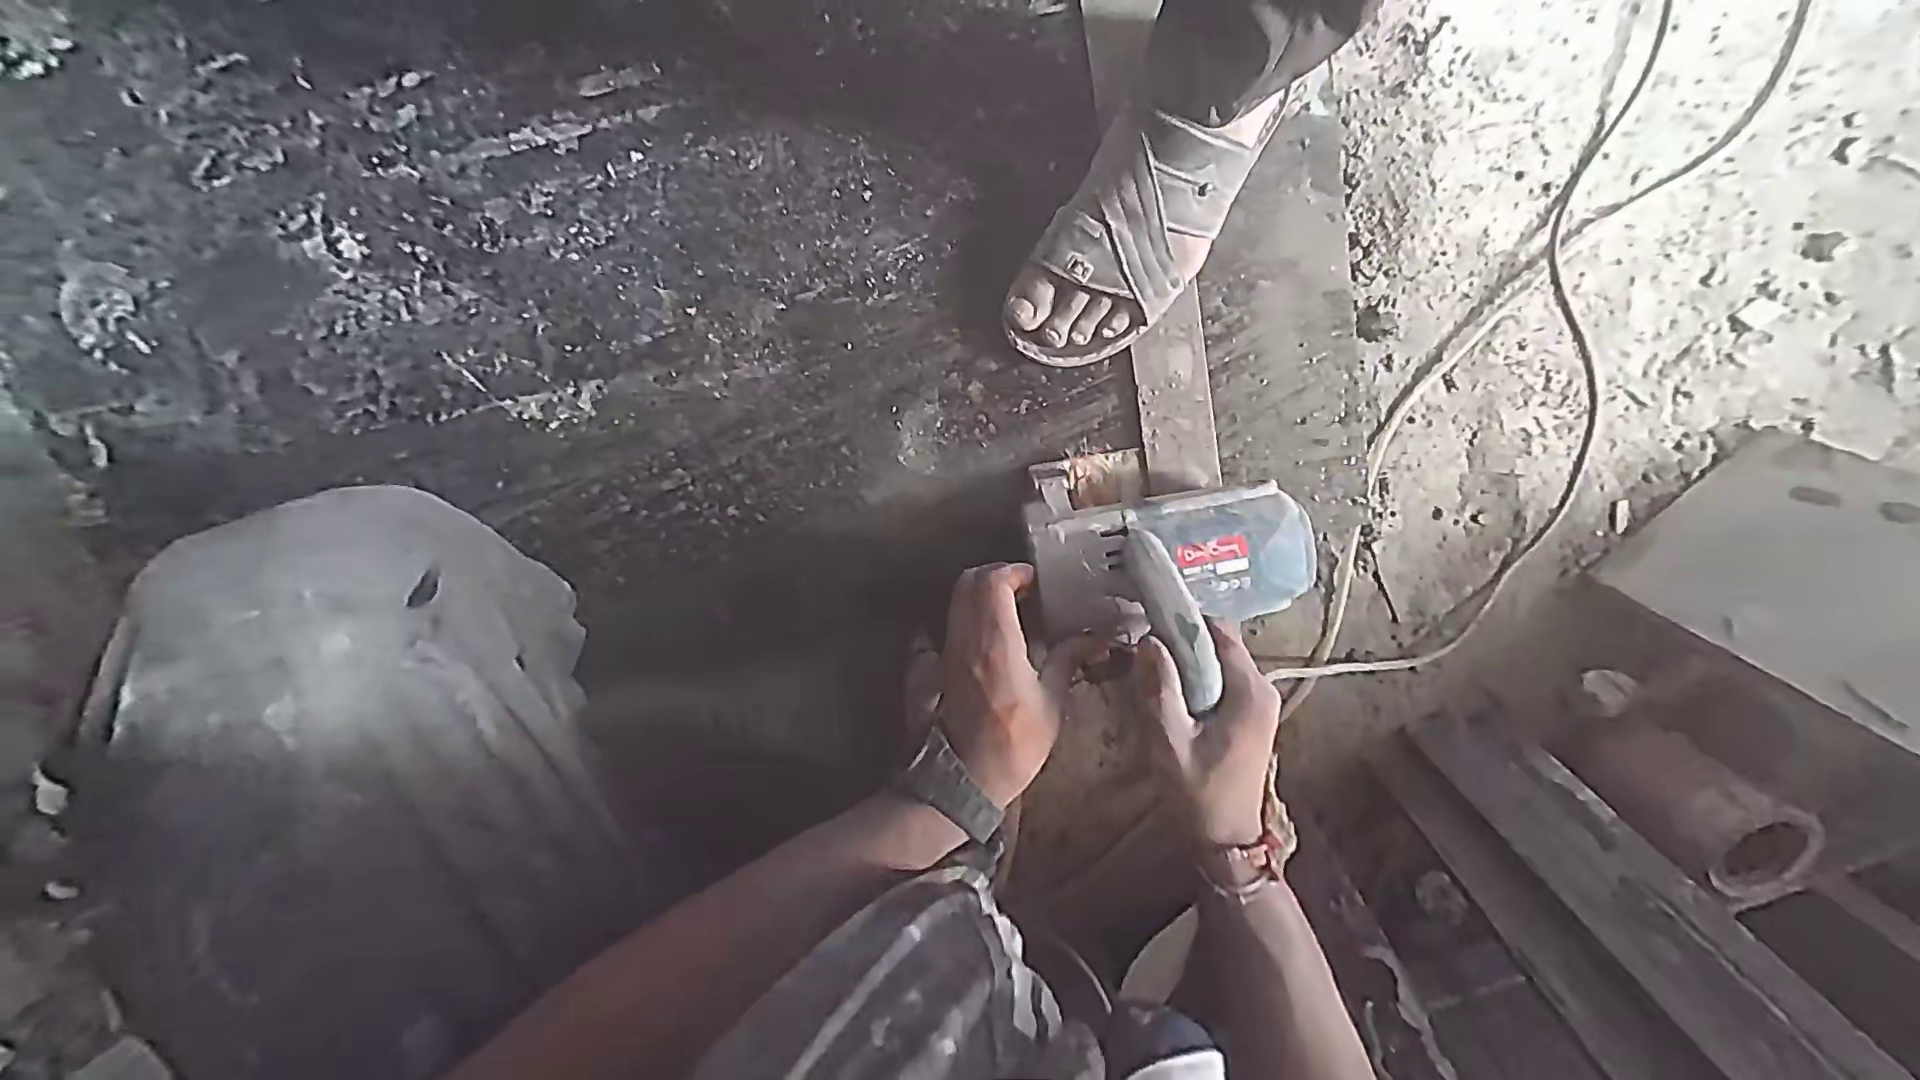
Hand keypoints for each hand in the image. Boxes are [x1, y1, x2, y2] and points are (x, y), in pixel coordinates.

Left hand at [937, 563, 1103, 807]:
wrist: (964, 779)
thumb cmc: (1014, 745)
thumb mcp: (1052, 704)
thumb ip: (1068, 660)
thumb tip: (1094, 639)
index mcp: (996, 643)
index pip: (992, 582)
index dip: (1014, 572)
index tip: (1035, 581)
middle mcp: (965, 639)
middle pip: (968, 582)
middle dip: (995, 575)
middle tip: (1022, 589)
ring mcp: (944, 651)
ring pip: (955, 601)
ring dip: (980, 594)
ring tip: (1008, 609)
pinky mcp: (933, 666)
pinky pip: (944, 625)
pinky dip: (962, 617)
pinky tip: (982, 635)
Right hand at [1131, 619, 1282, 845]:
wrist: (1227, 838)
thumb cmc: (1199, 791)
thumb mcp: (1171, 738)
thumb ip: (1161, 687)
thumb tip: (1148, 641)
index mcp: (1250, 692)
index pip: (1221, 633)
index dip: (1186, 621)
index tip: (1151, 622)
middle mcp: (1263, 690)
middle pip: (1221, 644)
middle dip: (1183, 642)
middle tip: (1146, 652)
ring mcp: (1261, 703)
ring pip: (1220, 661)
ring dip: (1188, 661)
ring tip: (1153, 670)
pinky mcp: (1252, 714)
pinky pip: (1222, 679)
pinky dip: (1197, 678)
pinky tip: (1172, 691)